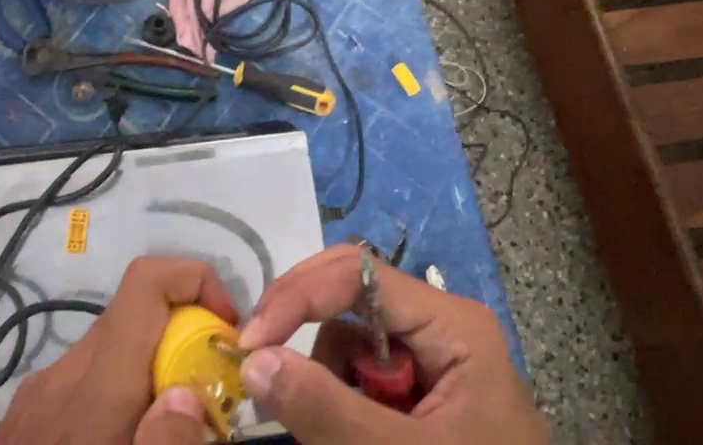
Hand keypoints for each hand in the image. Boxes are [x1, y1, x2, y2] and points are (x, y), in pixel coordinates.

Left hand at [0, 256, 238, 444]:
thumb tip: (188, 393)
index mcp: (93, 390)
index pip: (144, 282)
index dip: (195, 280)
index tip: (228, 334)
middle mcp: (62, 374)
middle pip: (136, 317)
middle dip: (185, 341)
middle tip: (215, 402)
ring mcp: (38, 391)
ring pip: (112, 350)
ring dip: (153, 372)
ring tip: (174, 432)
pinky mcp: (24, 413)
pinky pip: (86, 379)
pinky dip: (119, 393)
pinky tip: (125, 441)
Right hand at [235, 245, 548, 443]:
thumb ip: (329, 411)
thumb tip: (252, 361)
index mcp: (451, 323)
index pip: (357, 274)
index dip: (298, 295)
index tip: (251, 342)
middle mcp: (438, 325)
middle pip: (349, 294)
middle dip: (303, 327)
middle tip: (260, 364)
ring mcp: (428, 357)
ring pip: (346, 338)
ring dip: (320, 376)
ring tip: (324, 433)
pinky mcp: (419, 391)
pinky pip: (358, 375)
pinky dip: (335, 398)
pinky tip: (344, 435)